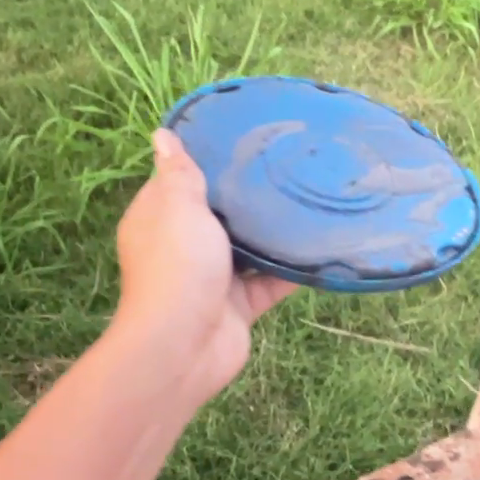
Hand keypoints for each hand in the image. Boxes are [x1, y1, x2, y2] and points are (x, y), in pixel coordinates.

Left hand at [112, 129, 296, 403]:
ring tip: (308, 201)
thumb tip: (163, 134)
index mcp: (159, 220)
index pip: (177, 183)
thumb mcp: (178, 207)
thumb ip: (180, 173)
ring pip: (248, 250)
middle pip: (217, 216)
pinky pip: (271, 282)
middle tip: (284, 166)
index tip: (238, 140)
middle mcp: (184, 248)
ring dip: (272, 234)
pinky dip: (292, 270)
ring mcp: (214, 279)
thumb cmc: (178, 266)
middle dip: (245, 198)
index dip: (202, 163)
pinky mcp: (241, 305)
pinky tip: (320, 247)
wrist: (186, 344)